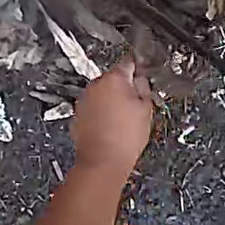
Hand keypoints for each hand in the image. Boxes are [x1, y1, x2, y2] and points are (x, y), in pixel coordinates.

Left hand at [70, 59, 153, 173]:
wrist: (102, 161)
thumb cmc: (125, 138)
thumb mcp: (145, 109)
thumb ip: (144, 88)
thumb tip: (140, 79)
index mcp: (114, 79)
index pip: (128, 63)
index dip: (138, 68)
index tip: (142, 73)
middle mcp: (96, 85)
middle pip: (114, 78)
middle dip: (124, 88)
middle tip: (136, 105)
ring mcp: (85, 98)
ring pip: (102, 93)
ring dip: (111, 100)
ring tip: (123, 120)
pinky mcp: (78, 113)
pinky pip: (93, 107)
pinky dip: (100, 112)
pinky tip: (111, 127)